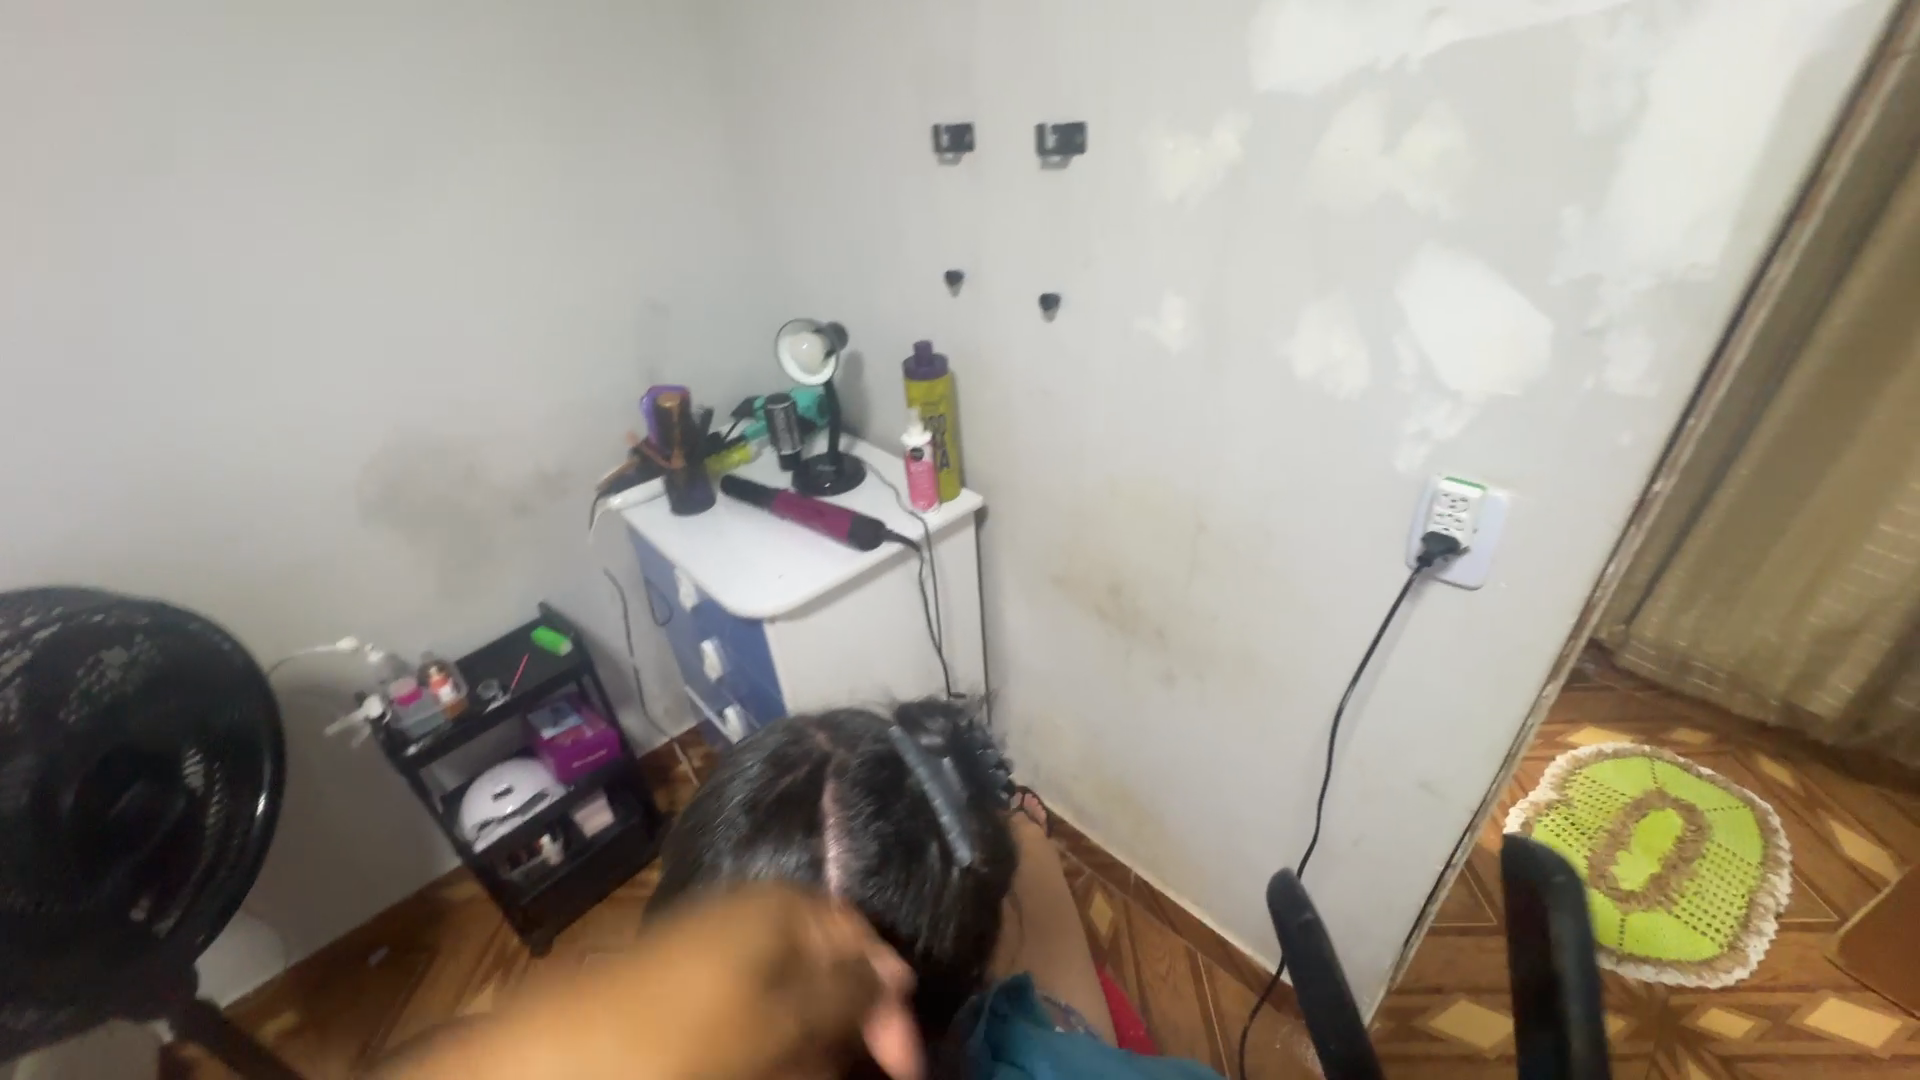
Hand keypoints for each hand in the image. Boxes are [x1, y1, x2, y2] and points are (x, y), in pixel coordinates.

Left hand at [383, 883, 921, 1079]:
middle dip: (851, 1026)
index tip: (907, 1060)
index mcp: (781, 908)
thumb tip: (897, 977)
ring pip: (792, 999)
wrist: (553, 1067)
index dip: (888, 994)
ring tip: (820, 1071)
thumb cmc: (683, 1035)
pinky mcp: (695, 995)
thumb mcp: (778, 1016)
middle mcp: (755, 919)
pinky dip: (777, 1046)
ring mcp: (721, 957)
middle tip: (868, 1071)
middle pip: (827, 969)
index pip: (858, 937)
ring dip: (814, 1044)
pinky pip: (756, 1018)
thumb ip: (845, 994)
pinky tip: (781, 1064)